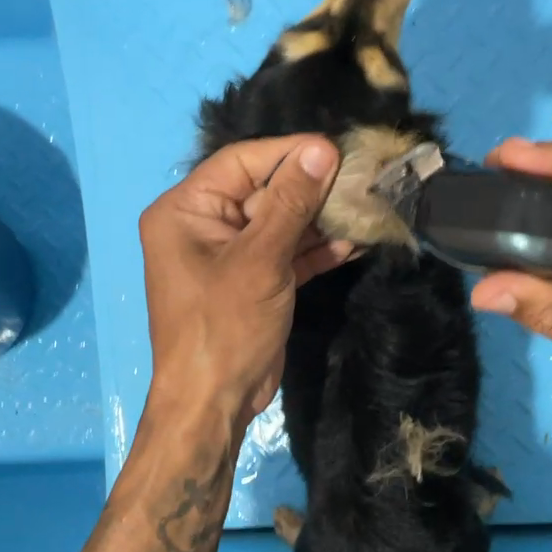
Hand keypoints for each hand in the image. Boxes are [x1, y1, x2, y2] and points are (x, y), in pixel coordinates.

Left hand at [140, 134, 348, 427]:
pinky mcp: (255, 282)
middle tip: (360, 180)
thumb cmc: (224, 326)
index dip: (289, 154)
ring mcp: (231, 256)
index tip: (337, 150)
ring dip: (320, 220)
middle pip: (265, 191)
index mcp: (186, 210)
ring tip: (365, 207)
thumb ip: (291, 203)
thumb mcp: (259, 260)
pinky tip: (353, 242)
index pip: (242, 162)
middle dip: (312, 189)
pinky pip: (288, 254)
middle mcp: (204, 226)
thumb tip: (322, 149)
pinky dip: (316, 250)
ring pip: (281, 223)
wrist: (214, 402)